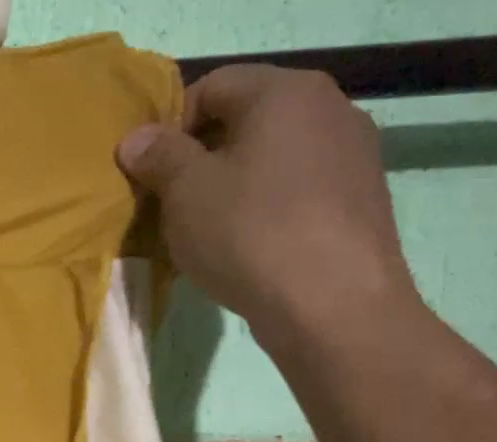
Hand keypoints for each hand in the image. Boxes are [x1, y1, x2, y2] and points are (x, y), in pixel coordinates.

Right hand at [118, 65, 423, 344]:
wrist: (332, 300)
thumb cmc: (248, 233)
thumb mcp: (185, 193)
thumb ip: (159, 157)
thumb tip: (137, 138)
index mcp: (285, 93)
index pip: (213, 86)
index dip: (170, 125)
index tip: (149, 172)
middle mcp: (329, 107)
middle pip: (245, 118)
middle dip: (199, 156)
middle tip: (167, 203)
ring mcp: (352, 151)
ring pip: (270, 155)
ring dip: (229, 183)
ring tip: (202, 228)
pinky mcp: (359, 195)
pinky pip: (295, 186)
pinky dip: (262, 205)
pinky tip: (243, 244)